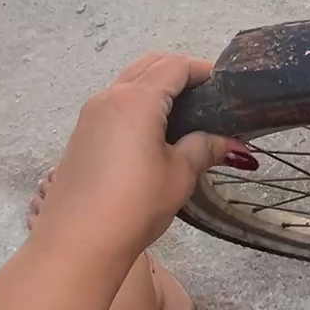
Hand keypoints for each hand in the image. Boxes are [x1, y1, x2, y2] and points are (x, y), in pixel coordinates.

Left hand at [26, 53, 245, 264]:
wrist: (76, 244)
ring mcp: (90, 115)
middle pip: (149, 66)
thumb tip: (233, 142)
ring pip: (129, 82)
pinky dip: (139, 104)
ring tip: (186, 113)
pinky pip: (115, 104)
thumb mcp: (179, 174)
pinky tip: (156, 132)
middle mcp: (109, 97)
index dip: (203, 69)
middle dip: (179, 71)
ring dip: (157, 86)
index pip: (174, 66)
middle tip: (208, 94)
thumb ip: (205, 147)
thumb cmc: (134, 205)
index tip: (226, 85)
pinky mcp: (82, 135)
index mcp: (136, 100)